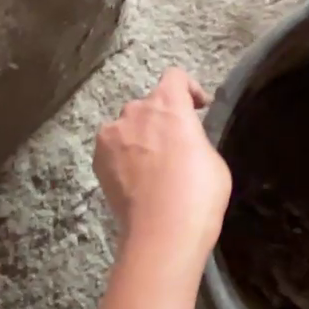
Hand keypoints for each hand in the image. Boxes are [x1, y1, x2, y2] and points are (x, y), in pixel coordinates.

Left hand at [95, 68, 231, 259]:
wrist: (162, 231)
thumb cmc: (198, 193)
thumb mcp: (212, 158)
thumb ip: (194, 138)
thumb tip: (183, 142)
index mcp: (168, 104)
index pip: (175, 76)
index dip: (188, 89)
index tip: (197, 108)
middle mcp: (135, 111)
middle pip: (149, 103)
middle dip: (162, 118)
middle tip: (174, 146)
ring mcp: (111, 135)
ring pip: (127, 126)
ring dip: (139, 137)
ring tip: (152, 166)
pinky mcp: (97, 160)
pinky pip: (113, 148)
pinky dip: (123, 156)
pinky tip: (136, 179)